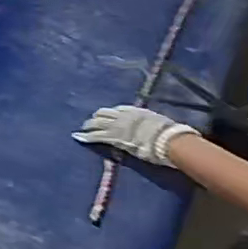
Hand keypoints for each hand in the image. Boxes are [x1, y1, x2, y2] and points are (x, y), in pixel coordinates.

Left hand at [73, 106, 198, 167]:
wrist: (167, 139)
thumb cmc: (170, 134)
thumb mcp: (160, 123)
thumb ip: (153, 123)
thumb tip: (157, 127)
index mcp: (137, 112)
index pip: (119, 109)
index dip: (111, 113)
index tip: (107, 115)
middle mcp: (124, 116)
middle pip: (104, 114)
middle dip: (96, 118)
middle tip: (91, 122)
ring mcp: (117, 126)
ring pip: (96, 123)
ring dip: (89, 126)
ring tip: (83, 129)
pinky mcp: (113, 137)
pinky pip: (95, 136)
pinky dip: (85, 136)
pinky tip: (77, 137)